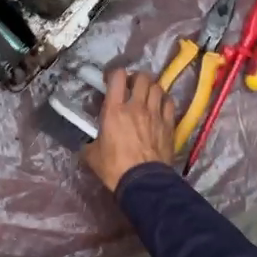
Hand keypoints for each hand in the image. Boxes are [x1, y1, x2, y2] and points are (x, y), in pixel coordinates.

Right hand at [83, 68, 177, 191]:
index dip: (115, 74)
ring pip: (157, 87)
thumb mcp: (92, 155)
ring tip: (147, 95)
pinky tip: (160, 106)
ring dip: (151, 88)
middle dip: (136, 78)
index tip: (112, 82)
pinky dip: (164, 100)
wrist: (143, 182)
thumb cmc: (114, 167)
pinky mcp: (169, 124)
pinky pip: (169, 102)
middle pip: (142, 77)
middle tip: (131, 87)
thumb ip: (89, 144)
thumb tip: (87, 145)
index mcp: (114, 110)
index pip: (117, 76)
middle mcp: (136, 106)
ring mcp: (155, 114)